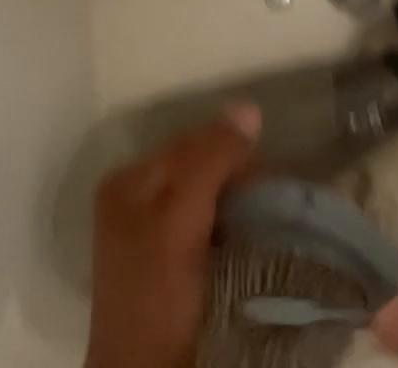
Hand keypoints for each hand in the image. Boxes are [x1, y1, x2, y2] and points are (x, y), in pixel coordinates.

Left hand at [86, 105, 261, 367]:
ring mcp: (151, 228)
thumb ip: (210, 161)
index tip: (269, 179)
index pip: (193, 140)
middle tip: (268, 201)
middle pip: (200, 163)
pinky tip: (245, 236)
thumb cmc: (156, 291)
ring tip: (264, 218)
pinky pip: (209, 218)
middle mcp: (135, 195)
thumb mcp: (180, 220)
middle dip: (237, 175)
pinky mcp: (170, 256)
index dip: (234, 150)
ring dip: (238, 199)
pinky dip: (232, 221)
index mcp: (128, 179)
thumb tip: (248, 107)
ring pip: (208, 190)